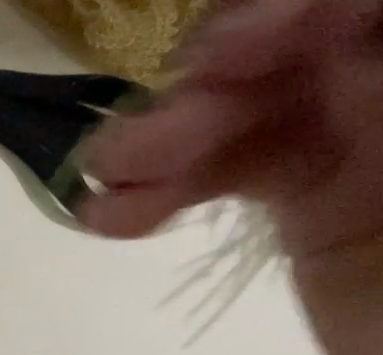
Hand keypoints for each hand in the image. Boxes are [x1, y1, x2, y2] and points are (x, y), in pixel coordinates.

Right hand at [79, 0, 382, 354]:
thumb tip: (321, 25)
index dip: (293, 9)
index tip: (225, 55)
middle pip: (301, 41)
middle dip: (212, 81)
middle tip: (145, 144)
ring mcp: (369, 135)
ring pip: (249, 102)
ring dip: (161, 141)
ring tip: (111, 190)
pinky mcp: (311, 196)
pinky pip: (224, 169)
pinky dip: (159, 191)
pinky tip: (113, 221)